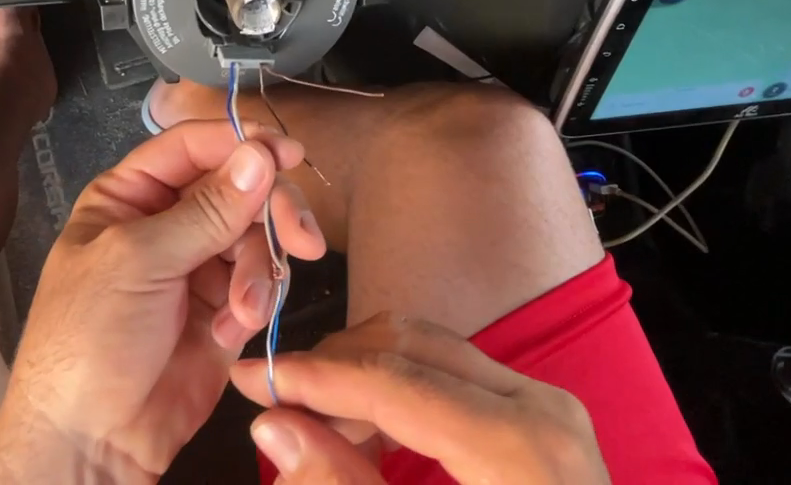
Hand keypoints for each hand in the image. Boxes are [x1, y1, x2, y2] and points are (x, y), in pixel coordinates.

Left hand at [0, 121, 326, 483]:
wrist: (90, 441)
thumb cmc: (92, 335)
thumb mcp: (140, 262)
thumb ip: (206, 210)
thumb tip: (260, 155)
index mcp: (131, 194)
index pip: (193, 147)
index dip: (240, 143)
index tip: (289, 153)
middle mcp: (168, 220)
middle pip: (236, 186)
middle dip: (269, 211)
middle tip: (302, 238)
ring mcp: (198, 264)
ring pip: (255, 234)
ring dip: (259, 269)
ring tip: (243, 310)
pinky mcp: (224, 307)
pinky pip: (260, 281)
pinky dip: (255, 302)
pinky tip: (232, 331)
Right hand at [229, 313, 609, 484]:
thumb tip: (272, 426)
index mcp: (520, 445)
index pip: (391, 380)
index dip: (312, 376)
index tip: (247, 379)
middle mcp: (538, 402)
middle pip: (405, 345)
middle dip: (330, 368)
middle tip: (274, 404)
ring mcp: (543, 401)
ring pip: (422, 346)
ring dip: (357, 373)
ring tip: (314, 422)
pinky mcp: (538, 411)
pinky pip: (446, 370)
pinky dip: (392, 385)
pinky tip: (364, 430)